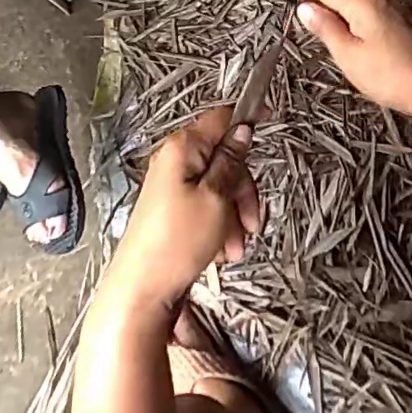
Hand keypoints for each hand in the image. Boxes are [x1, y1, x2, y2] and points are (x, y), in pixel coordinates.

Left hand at [106, 106, 260, 311]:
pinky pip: (207, 205)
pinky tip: (221, 250)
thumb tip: (242, 130)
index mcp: (182, 148)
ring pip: (219, 185)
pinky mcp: (172, 209)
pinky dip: (220, 225)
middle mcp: (175, 161)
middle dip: (243, 189)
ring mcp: (172, 186)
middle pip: (225, 158)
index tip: (270, 117)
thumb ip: (232, 160)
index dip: (246, 119)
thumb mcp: (216, 197)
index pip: (221, 118)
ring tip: (234, 245)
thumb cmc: (176, 244)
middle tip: (251, 219)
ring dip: (234, 214)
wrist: (141, 294)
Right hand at [294, 0, 411, 117]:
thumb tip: (306, 8)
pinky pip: (377, 16)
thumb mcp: (348, 55)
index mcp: (363, 3)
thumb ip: (325, 28)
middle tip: (307, 19)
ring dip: (344, 16)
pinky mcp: (409, 23)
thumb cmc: (391, 76)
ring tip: (330, 34)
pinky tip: (360, 42)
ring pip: (361, 7)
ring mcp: (398, 10)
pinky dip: (362, 24)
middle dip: (325, 4)